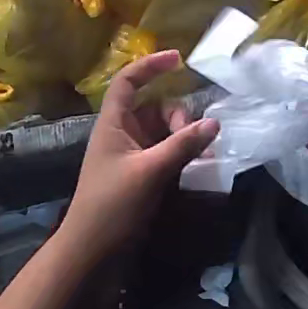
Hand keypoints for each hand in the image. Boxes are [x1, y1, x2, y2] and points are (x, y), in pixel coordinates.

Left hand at [57, 51, 218, 260]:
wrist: (92, 249)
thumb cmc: (112, 205)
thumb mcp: (150, 171)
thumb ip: (183, 145)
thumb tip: (215, 122)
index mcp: (113, 124)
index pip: (128, 81)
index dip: (150, 66)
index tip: (179, 59)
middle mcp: (123, 133)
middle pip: (157, 107)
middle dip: (180, 117)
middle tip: (194, 141)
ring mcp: (133, 154)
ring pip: (166, 131)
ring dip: (186, 138)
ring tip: (204, 156)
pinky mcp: (143, 174)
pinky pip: (168, 152)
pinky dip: (183, 154)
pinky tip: (200, 166)